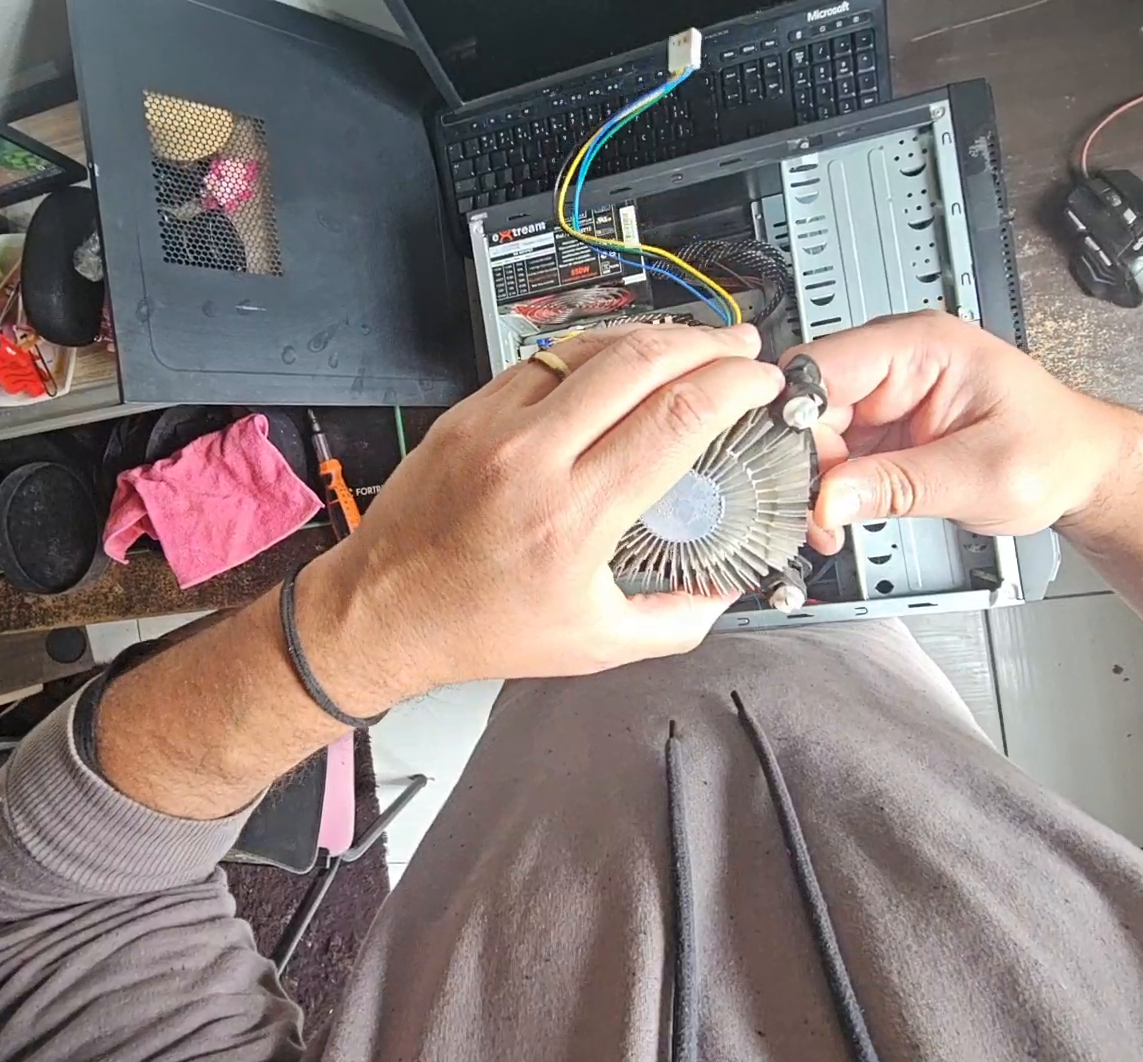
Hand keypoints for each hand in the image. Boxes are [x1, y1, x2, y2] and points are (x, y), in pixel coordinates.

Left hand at [299, 323, 784, 706]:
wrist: (383, 608)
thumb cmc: (474, 626)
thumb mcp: (593, 642)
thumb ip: (675, 619)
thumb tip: (721, 591)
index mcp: (573, 515)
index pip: (677, 416)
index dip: (734, 385)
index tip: (759, 383)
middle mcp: (532, 457)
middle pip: (641, 360)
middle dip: (707, 342)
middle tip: (738, 348)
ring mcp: (493, 426)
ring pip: (590, 346)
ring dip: (652, 337)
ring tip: (688, 346)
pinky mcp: (466, 415)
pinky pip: (542, 362)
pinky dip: (591, 353)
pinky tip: (615, 363)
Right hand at [795, 311, 1132, 553]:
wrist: (1080, 472)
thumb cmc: (1055, 453)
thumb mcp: (980, 476)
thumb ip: (898, 486)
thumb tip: (826, 499)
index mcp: (920, 347)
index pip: (820, 365)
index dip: (791, 415)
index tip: (786, 467)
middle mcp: (888, 366)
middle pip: (802, 407)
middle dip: (799, 464)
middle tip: (811, 514)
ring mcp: (875, 400)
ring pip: (804, 438)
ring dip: (807, 486)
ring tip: (826, 526)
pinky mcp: (869, 432)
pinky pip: (823, 459)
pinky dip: (821, 494)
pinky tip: (832, 519)